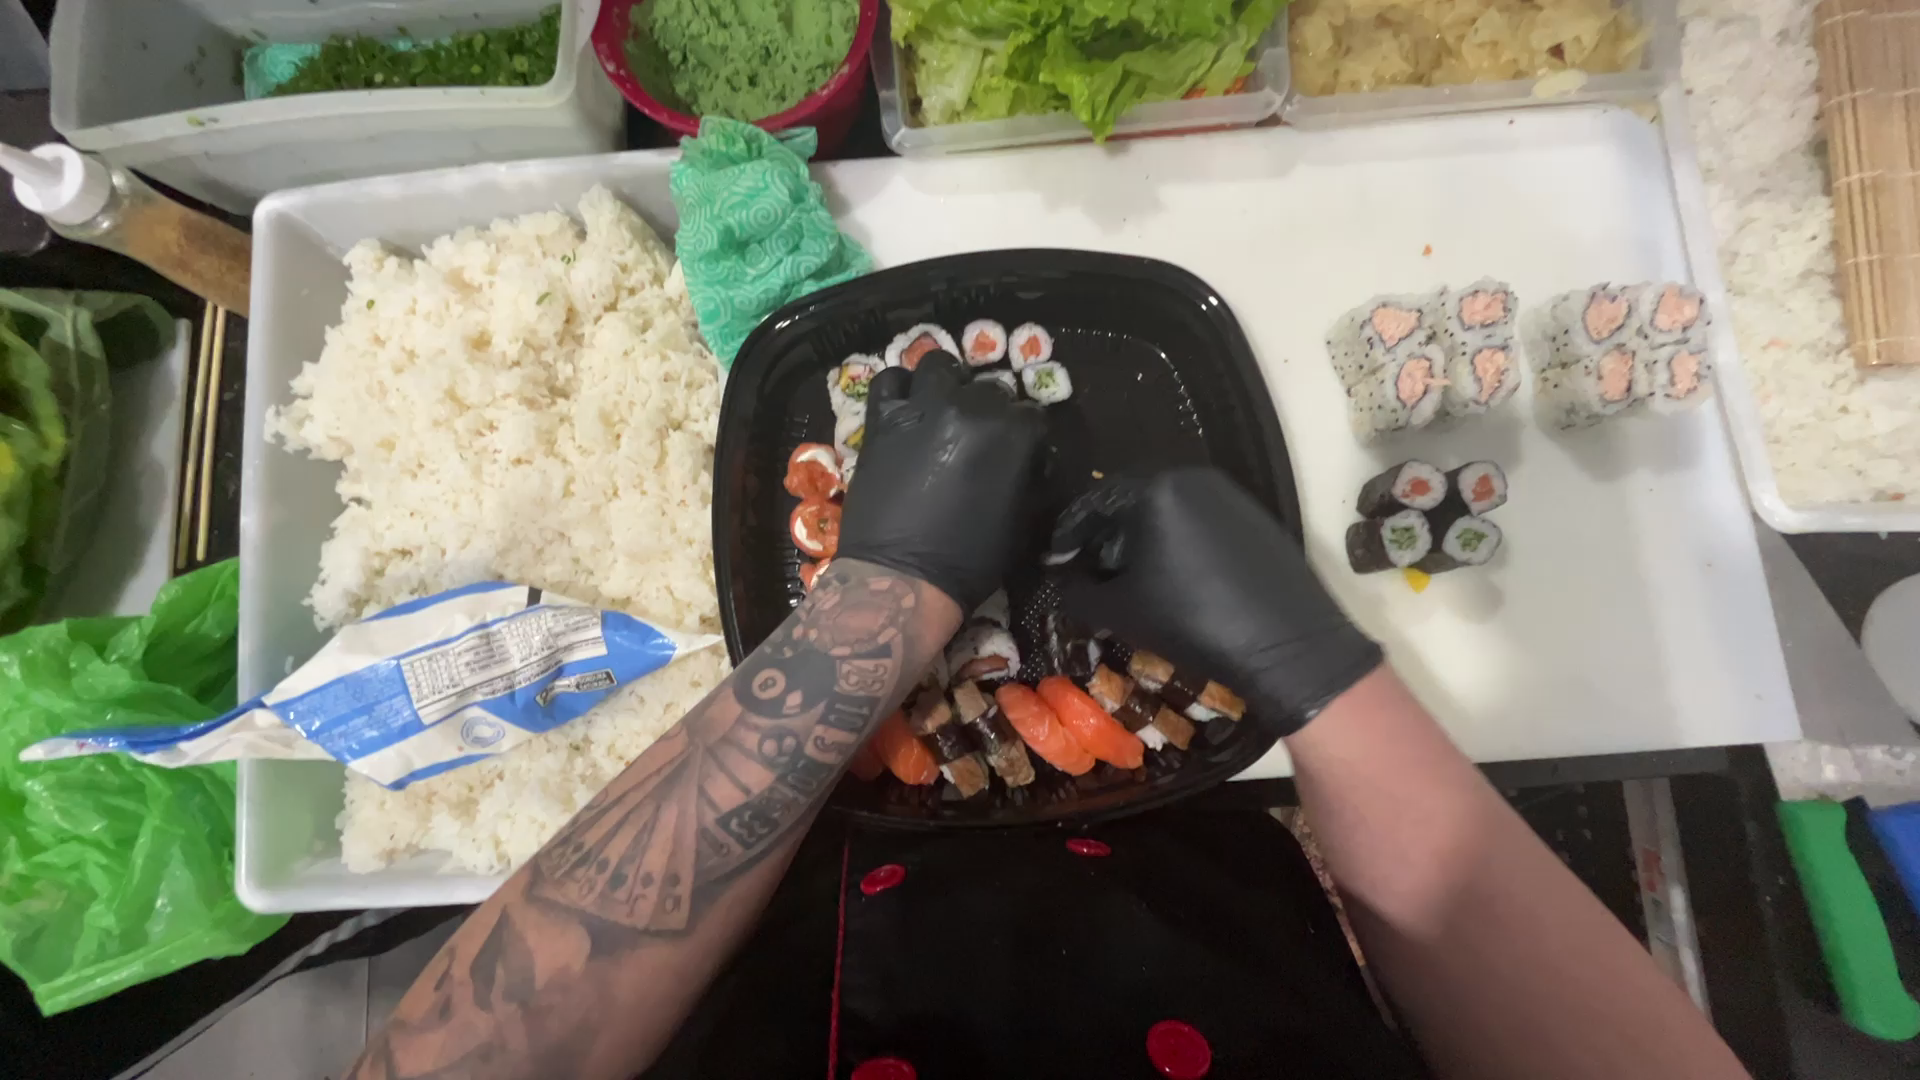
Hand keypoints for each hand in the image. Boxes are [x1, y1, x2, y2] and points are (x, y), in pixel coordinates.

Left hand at [839, 351, 1045, 611]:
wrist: (902, 579)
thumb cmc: (970, 560)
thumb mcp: (1022, 521)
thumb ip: (1032, 478)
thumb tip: (1035, 461)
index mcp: (1013, 434)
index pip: (1032, 415)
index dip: (1027, 436)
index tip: (1019, 454)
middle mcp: (970, 409)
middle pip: (989, 389)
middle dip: (990, 412)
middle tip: (979, 439)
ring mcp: (923, 408)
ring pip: (940, 367)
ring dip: (947, 385)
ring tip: (943, 409)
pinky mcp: (883, 419)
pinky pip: (891, 380)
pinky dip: (901, 389)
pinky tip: (907, 408)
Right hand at [1048, 467, 1380, 734]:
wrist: (1288, 647)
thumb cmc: (1192, 621)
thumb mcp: (1119, 611)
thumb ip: (1076, 593)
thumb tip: (1060, 581)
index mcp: (1156, 489)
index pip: (1094, 504)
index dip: (1068, 536)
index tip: (1056, 562)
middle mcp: (1193, 479)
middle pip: (1131, 503)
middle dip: (1105, 537)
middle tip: (1089, 570)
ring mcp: (1230, 497)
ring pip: (1167, 511)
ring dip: (1141, 540)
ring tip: (1130, 578)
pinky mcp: (1255, 519)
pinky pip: (1199, 522)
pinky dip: (1176, 544)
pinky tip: (1174, 579)